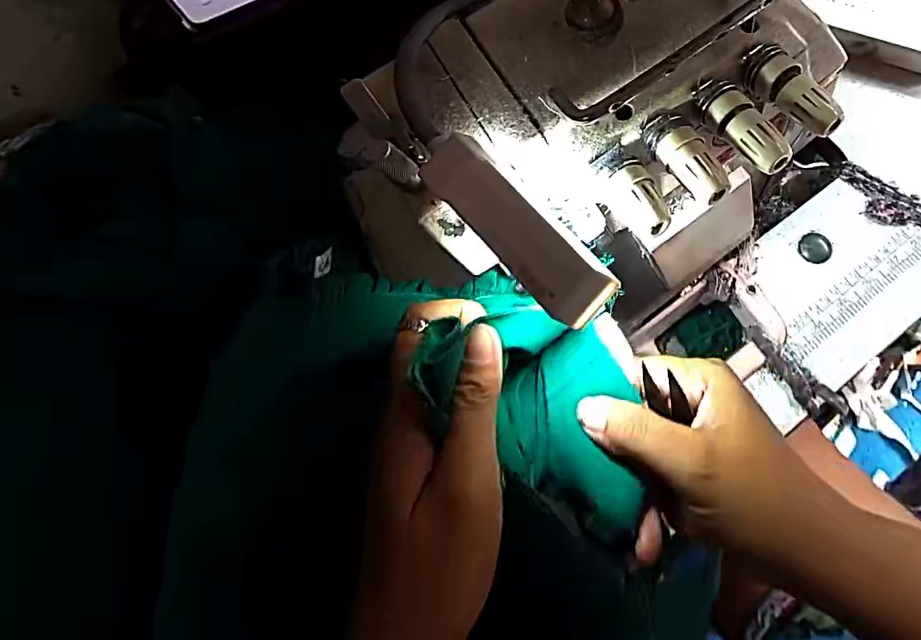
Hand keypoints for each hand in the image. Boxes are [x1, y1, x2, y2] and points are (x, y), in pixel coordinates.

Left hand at [351, 300, 503, 639]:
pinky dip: (473, 390)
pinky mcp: (420, 462)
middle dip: (471, 331)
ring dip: (475, 360)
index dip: (456, 313)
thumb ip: (473, 404)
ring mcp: (406, 443)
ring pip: (436, 376)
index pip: (414, 332)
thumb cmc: (441, 559)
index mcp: (402, 417)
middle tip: (523, 335)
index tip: (502, 318)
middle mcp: (397, 421)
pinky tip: (504, 401)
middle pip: (425, 349)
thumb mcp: (466, 477)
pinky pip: (444, 405)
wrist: (407, 637)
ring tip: (523, 359)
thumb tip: (482, 332)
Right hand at [575, 356, 834, 569]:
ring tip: (644, 535)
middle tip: (614, 499)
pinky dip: (655, 507)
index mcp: (701, 379)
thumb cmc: (751, 495)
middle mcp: (698, 397)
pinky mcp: (699, 464)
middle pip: (638, 416)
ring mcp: (698, 432)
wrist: (802, 547)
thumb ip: (636, 432)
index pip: (637, 372)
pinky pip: (662, 475)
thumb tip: (584, 406)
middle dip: (626, 465)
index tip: (581, 434)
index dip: (609, 400)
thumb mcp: (689, 462)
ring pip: (646, 453)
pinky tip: (655, 541)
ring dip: (640, 496)